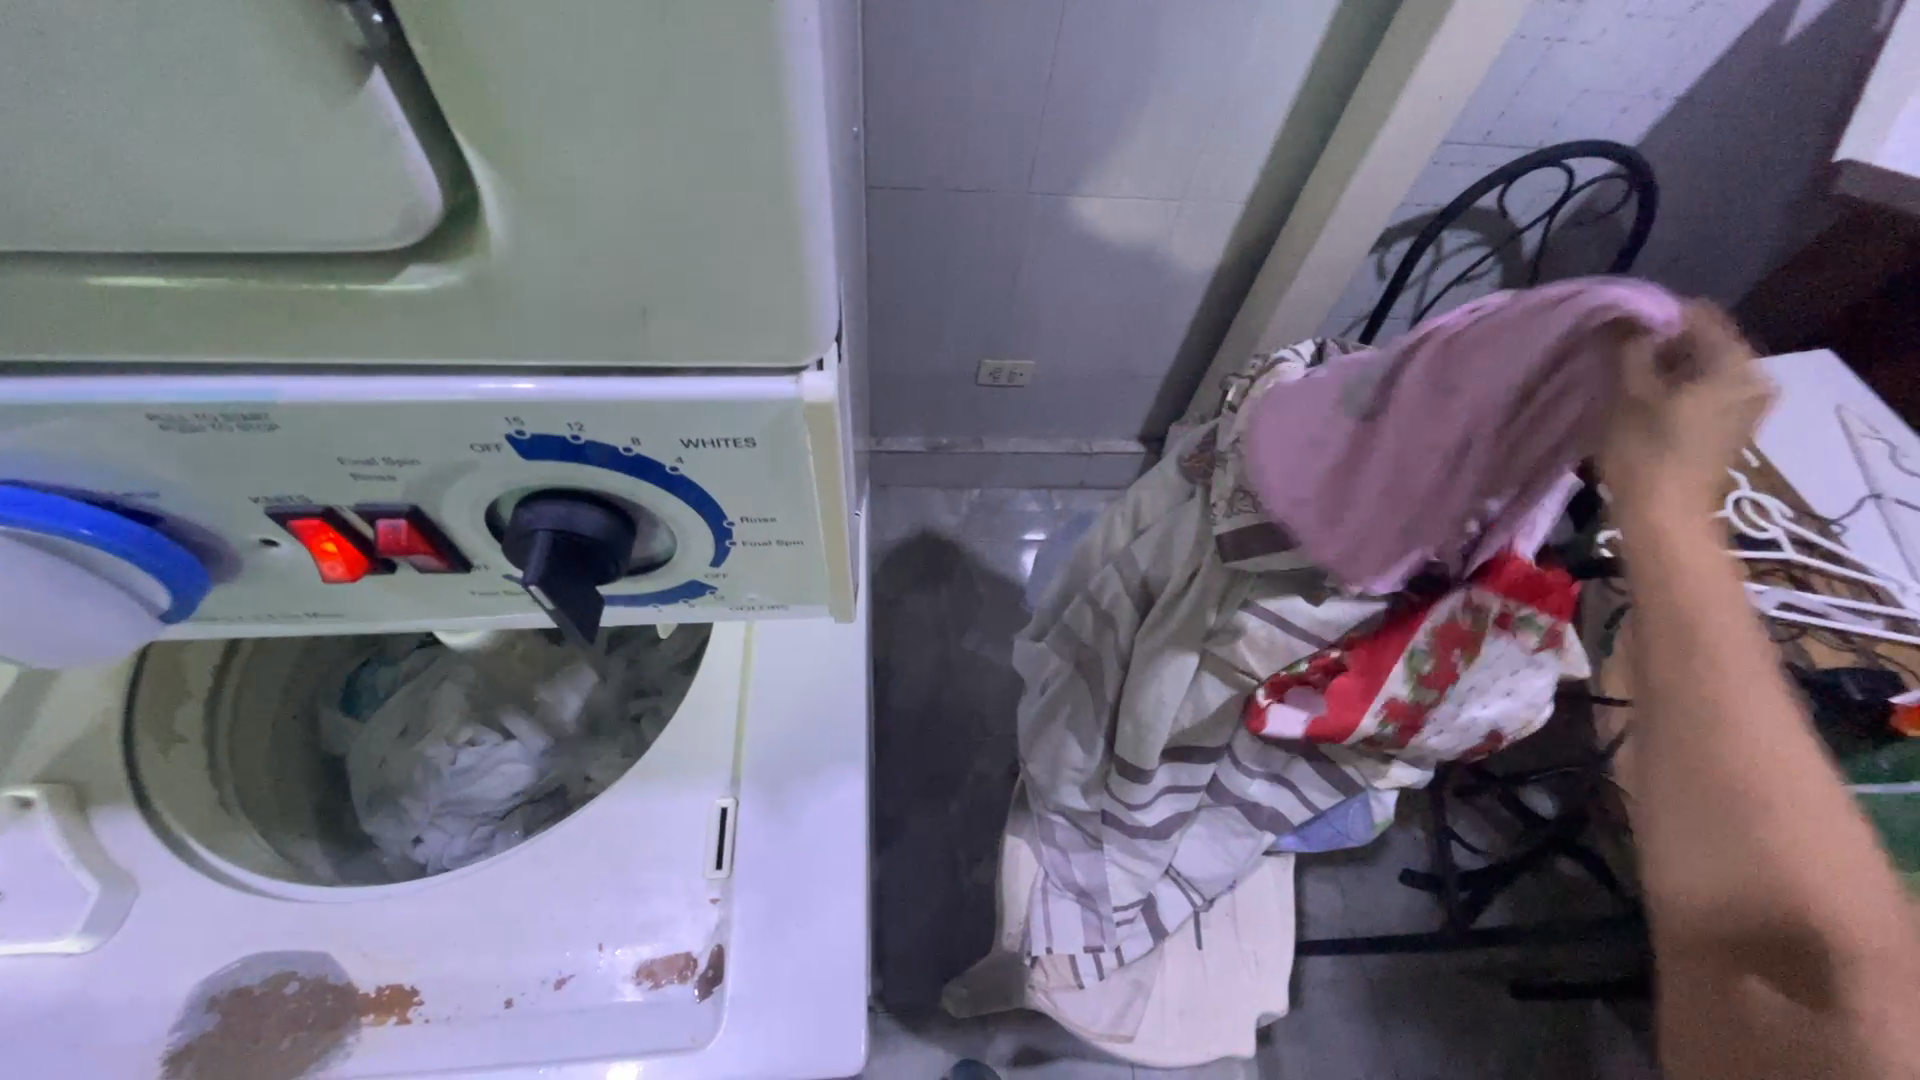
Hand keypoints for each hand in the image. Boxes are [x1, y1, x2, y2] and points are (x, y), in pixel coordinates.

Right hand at [1599, 300, 1774, 519]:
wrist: (1664, 516)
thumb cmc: (1644, 452)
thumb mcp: (1627, 394)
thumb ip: (1629, 349)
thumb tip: (1622, 320)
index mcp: (1734, 363)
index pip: (1696, 315)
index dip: (1652, 316)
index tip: (1614, 329)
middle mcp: (1754, 376)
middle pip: (1702, 342)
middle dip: (1659, 345)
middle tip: (1616, 358)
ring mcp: (1749, 404)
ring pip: (1702, 368)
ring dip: (1664, 369)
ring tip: (1626, 383)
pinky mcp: (1735, 426)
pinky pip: (1706, 391)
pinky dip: (1676, 390)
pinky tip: (1645, 405)